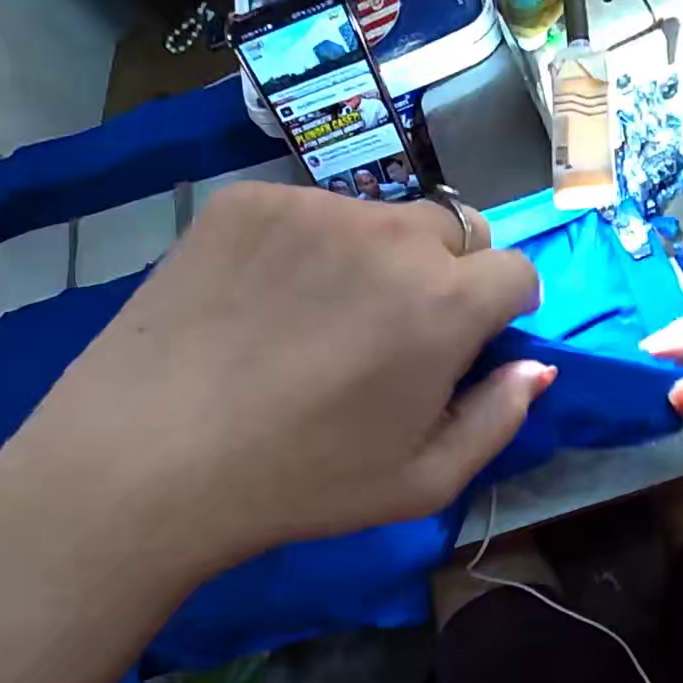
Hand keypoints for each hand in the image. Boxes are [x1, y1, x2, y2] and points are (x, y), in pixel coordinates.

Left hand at [0, 184, 551, 576]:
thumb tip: (537, 365)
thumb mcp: (424, 480)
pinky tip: (266, 297)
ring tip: (322, 316)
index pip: (517, 269)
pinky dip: (312, 245)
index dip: (503, 308)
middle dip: (449, 273)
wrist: (145, 463)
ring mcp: (314, 207)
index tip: (470, 340)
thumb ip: (500, 417)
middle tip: (395, 327)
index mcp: (444, 303)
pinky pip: (311, 211)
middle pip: (457, 230)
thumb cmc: (302, 482)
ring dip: (380, 257)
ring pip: (383, 218)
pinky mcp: (248, 200)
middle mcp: (391, 234)